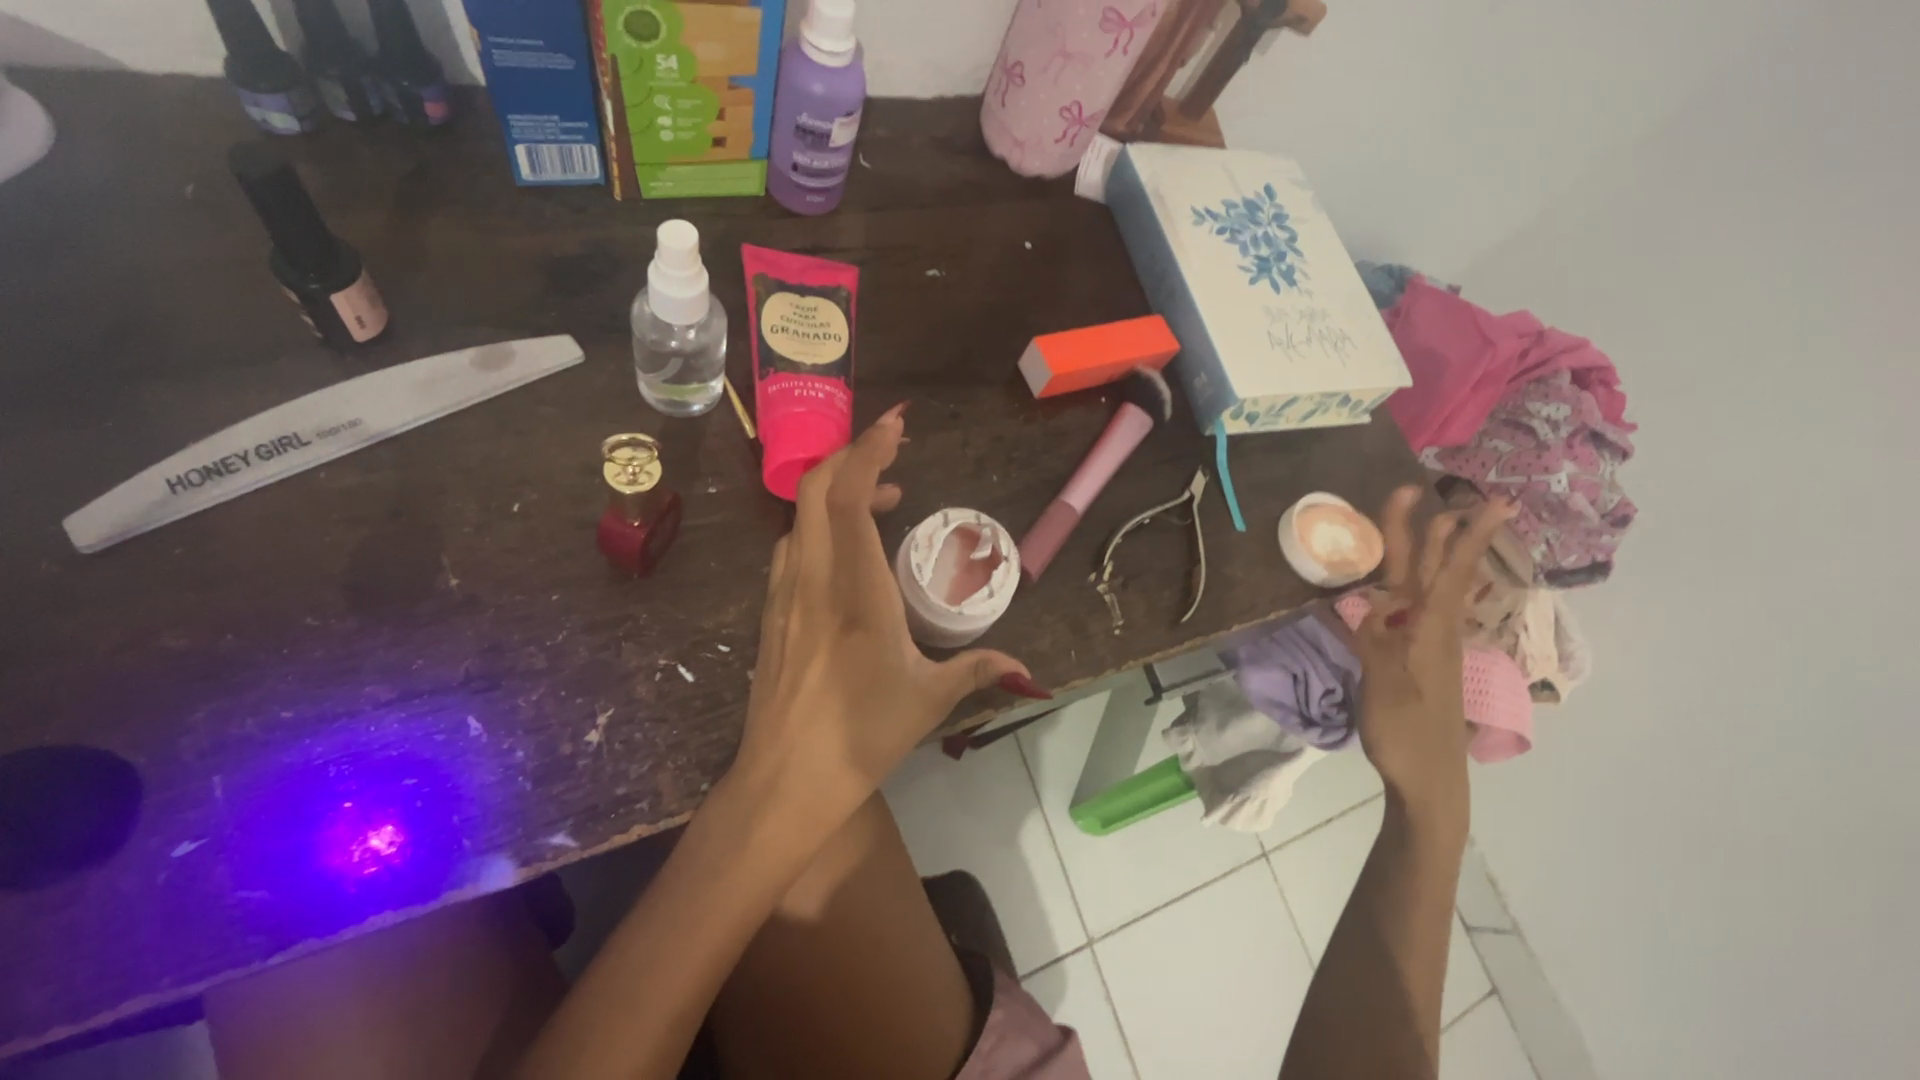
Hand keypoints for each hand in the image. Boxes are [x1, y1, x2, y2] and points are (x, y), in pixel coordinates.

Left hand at [728, 404, 1044, 828]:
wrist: (785, 781)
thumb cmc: (861, 737)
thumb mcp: (929, 701)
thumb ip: (977, 670)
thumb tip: (1024, 669)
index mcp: (855, 592)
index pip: (849, 498)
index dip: (868, 451)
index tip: (896, 426)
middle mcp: (813, 581)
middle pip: (815, 491)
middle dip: (851, 457)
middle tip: (893, 457)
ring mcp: (784, 596)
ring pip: (800, 519)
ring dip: (835, 494)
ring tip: (880, 502)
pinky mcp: (773, 615)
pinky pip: (792, 549)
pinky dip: (819, 527)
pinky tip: (847, 554)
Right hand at [1351, 487, 1514, 811]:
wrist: (1429, 781)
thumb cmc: (1405, 732)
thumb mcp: (1382, 684)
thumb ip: (1370, 639)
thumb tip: (1355, 598)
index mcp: (1428, 630)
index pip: (1439, 570)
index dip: (1449, 533)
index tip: (1464, 497)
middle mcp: (1435, 630)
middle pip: (1444, 572)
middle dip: (1454, 534)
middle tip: (1473, 497)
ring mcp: (1431, 646)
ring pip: (1438, 589)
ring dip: (1444, 555)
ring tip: (1448, 524)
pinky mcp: (1422, 662)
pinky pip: (1424, 611)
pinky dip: (1425, 587)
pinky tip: (1415, 588)